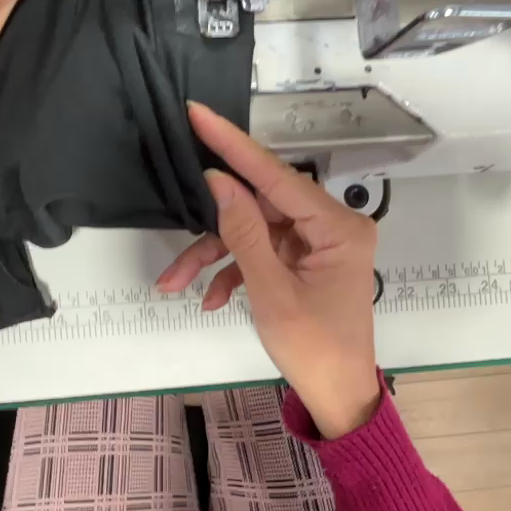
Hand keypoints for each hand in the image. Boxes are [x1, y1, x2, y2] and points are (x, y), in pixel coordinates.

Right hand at [156, 104, 384, 438]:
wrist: (338, 397)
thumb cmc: (315, 350)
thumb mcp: (272, 292)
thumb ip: (244, 233)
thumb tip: (219, 181)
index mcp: (337, 227)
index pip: (276, 175)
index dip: (232, 145)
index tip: (198, 113)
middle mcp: (332, 226)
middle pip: (261, 207)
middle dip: (213, 227)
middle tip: (172, 228)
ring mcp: (318, 245)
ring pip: (255, 232)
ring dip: (215, 256)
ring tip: (175, 282)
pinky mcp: (306, 263)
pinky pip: (264, 254)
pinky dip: (235, 272)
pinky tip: (211, 298)